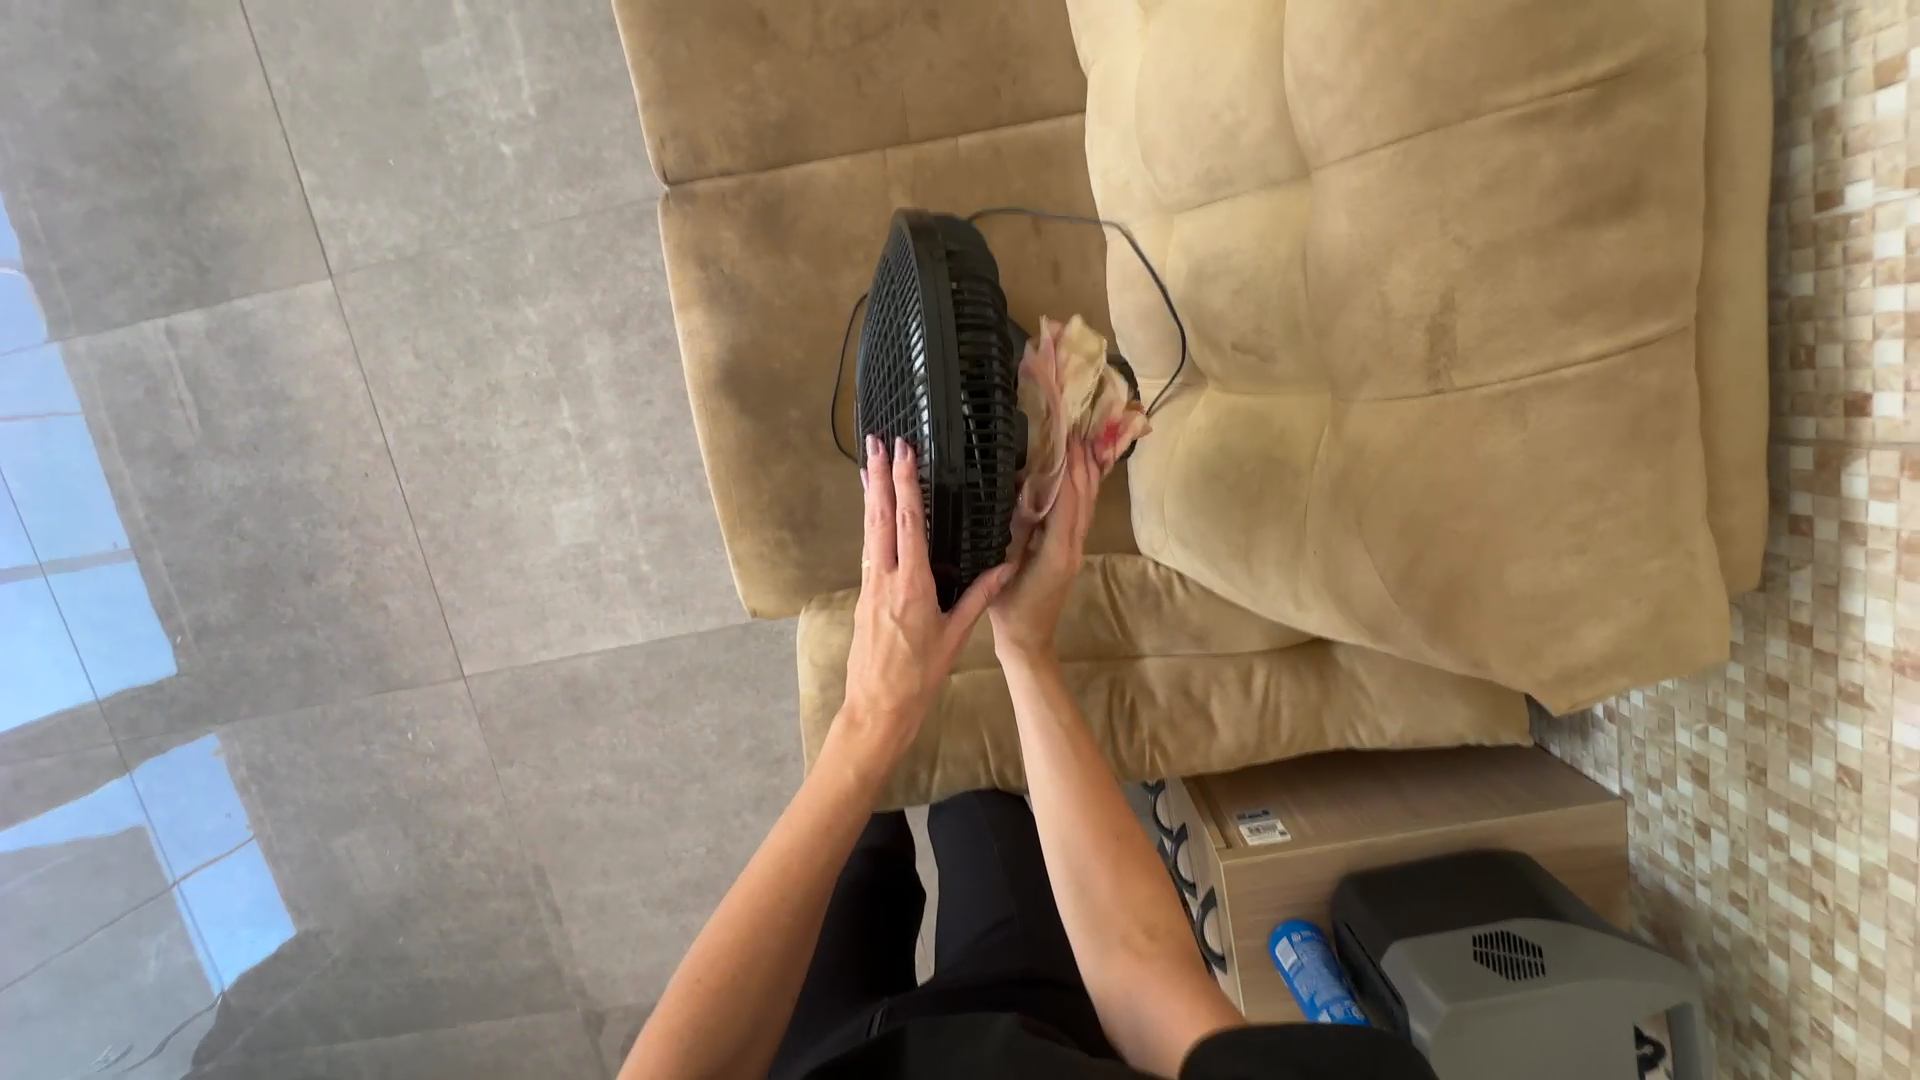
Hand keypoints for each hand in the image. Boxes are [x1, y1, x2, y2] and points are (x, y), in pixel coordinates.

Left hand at [834, 436, 1011, 771]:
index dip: (905, 483)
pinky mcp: (863, 597)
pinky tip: (872, 516)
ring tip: (868, 466)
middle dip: (878, 476)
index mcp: (911, 585)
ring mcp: (869, 587)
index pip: (907, 523)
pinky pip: (867, 551)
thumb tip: (1004, 566)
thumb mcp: (955, 637)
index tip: (902, 452)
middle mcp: (884, 579)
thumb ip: (977, 597)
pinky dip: (870, 525)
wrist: (877, 708)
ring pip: (868, 532)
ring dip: (870, 496)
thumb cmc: (919, 677)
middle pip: (879, 517)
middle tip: (876, 442)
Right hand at [991, 438, 1098, 661]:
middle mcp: (1073, 548)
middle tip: (1077, 429)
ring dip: (1088, 475)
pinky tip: (1077, 478)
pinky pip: (1081, 517)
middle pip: (1085, 499)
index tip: (1066, 437)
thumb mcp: (1005, 568)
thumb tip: (1024, 493)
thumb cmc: (1010, 609)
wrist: (1027, 641)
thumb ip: (1018, 532)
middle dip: (1084, 464)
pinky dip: (1083, 492)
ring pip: (1088, 507)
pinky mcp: (1070, 555)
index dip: (1070, 468)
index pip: (1069, 501)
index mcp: (1057, 551)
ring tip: (1084, 444)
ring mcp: (1075, 552)